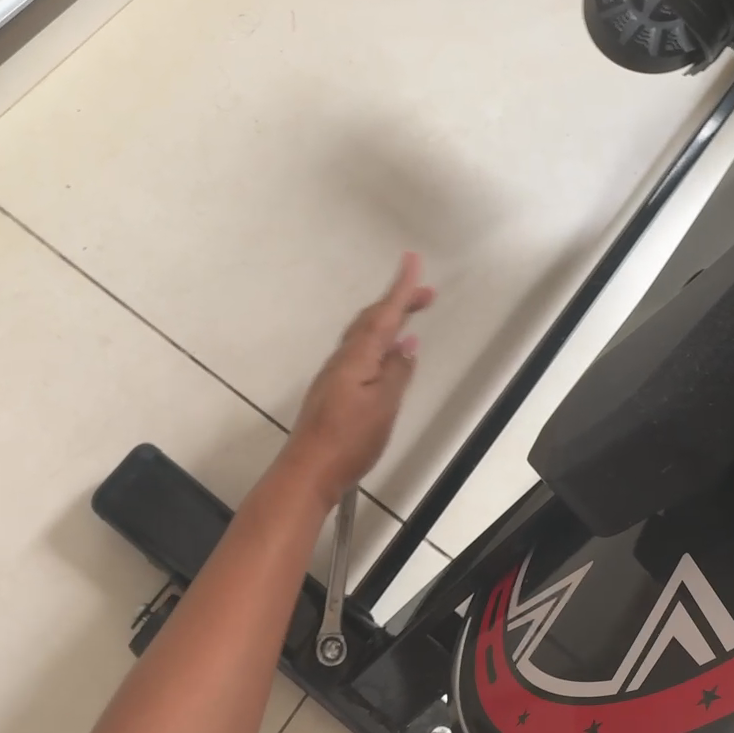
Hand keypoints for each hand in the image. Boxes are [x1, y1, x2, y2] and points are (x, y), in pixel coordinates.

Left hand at [279, 252, 435, 505]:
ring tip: (409, 317)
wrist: (308, 472)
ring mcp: (334, 377)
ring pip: (363, 338)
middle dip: (397, 304)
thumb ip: (397, 373)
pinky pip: (359, 355)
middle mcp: (342, 361)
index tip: (412, 260)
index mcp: (356, 358)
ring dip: (387, 322)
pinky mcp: (332, 393)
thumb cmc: (348, 441)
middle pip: (371, 322)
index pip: (383, 316)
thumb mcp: (383, 406)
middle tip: (425, 294)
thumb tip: (407, 343)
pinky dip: (377, 345)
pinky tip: (386, 357)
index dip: (400, 289)